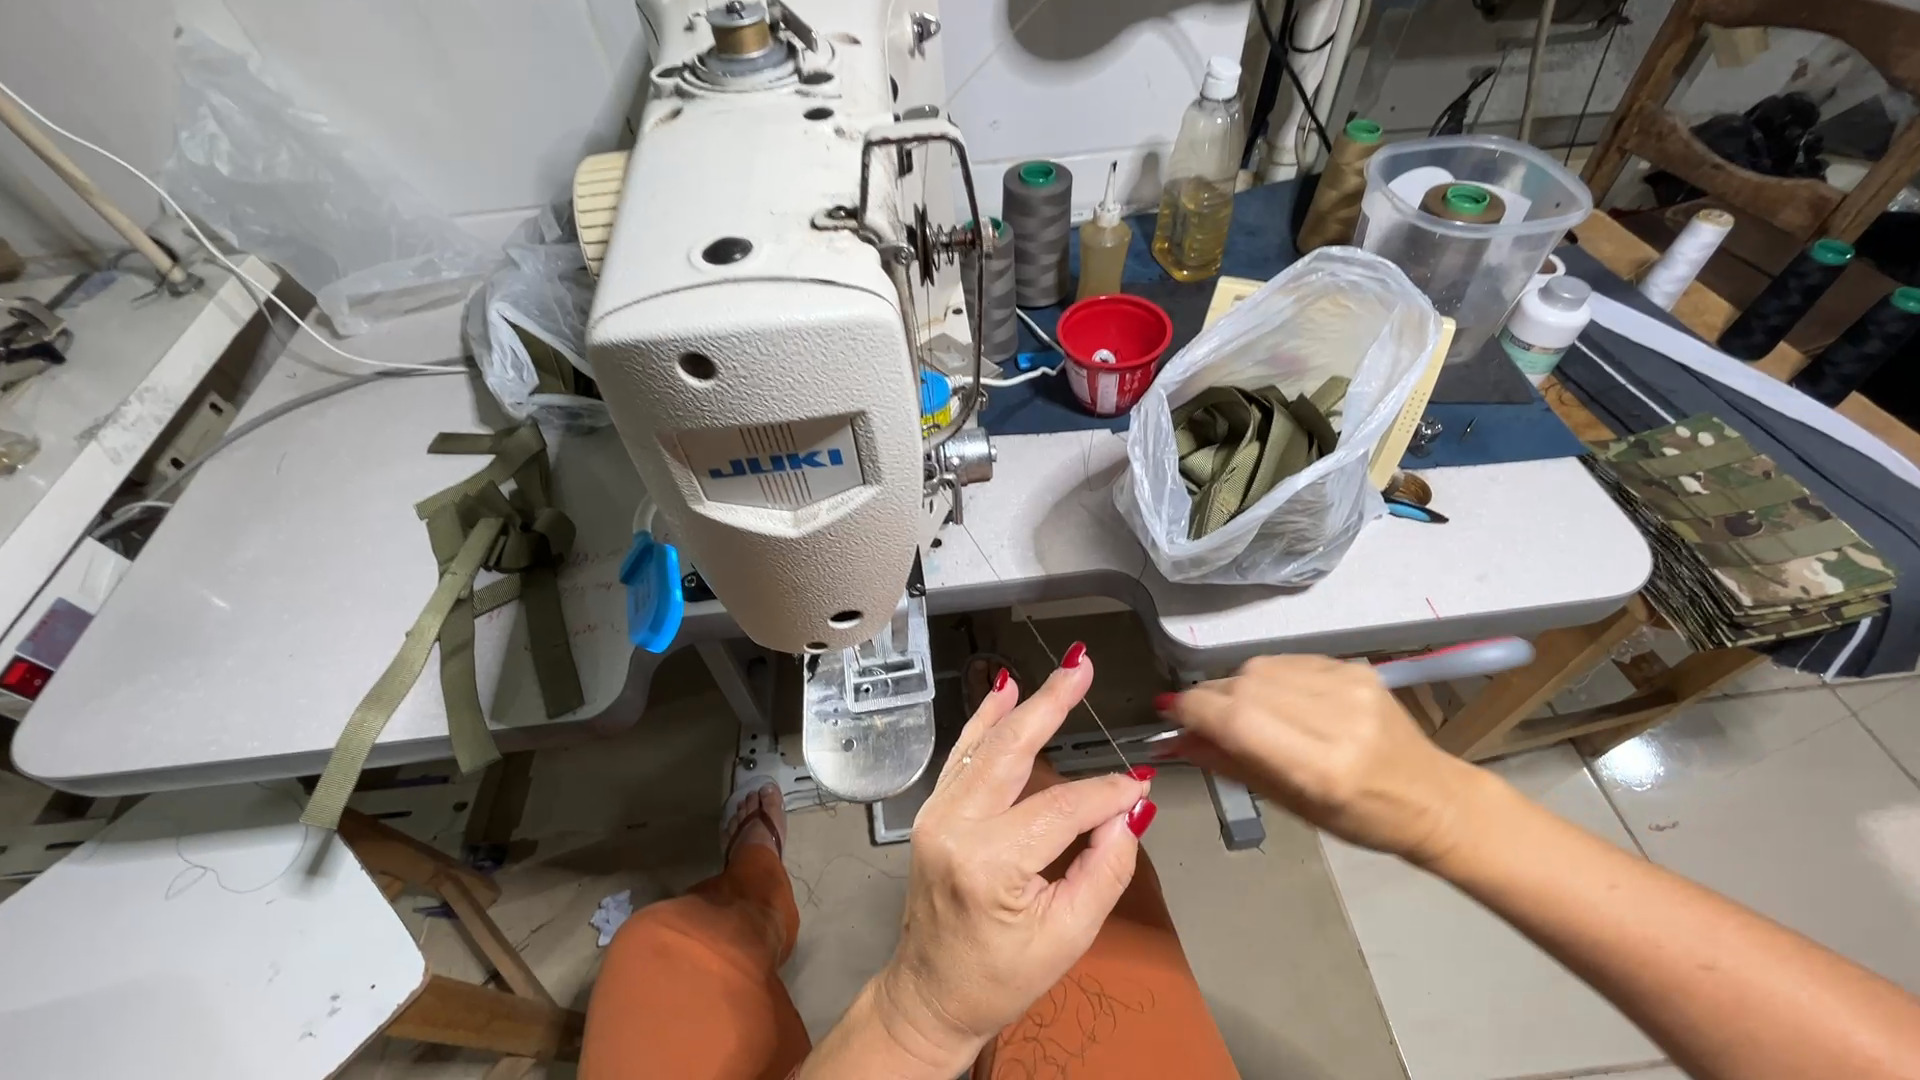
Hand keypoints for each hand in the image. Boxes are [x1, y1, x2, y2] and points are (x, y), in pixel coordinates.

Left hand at [874, 644, 1155, 1069]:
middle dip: (1052, 704)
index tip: (1138, 786)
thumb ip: (1107, 867)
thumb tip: (1132, 807)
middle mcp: (955, 826)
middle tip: (1083, 667)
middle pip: (1012, 751)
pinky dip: (984, 722)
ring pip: (984, 745)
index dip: (1106, 794)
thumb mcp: (1069, 935)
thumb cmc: (1000, 976)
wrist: (931, 992)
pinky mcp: (934, 812)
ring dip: (1023, 705)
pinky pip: (962, 756)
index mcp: (988, 862)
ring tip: (1058, 674)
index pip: (1062, 808)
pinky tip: (1002, 692)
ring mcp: (937, 814)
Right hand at [1159, 654, 1489, 866]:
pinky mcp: (1354, 667)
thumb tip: (1175, 740)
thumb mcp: (1290, 805)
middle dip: (1208, 698)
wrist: (1433, 797)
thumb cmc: (1359, 819)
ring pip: (1259, 668)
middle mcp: (1335, 718)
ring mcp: (1348, 687)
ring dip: (1233, 686)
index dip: (1192, 710)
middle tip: (1198, 716)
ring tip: (1237, 710)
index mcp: (1321, 767)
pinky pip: (1286, 661)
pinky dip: (1265, 677)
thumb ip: (1229, 764)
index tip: (1169, 713)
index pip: (1237, 719)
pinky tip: (1272, 697)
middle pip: (1243, 687)